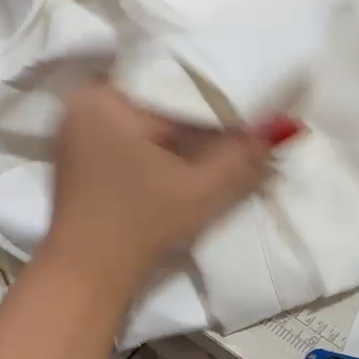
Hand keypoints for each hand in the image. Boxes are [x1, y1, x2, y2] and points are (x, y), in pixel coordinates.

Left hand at [40, 81, 289, 295]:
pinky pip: (123, 132)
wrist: (88, 274)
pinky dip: (152, 141)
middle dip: (195, 112)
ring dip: (175, 128)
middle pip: (155, 97)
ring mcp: (73, 128)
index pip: (174, 84)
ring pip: (140, 115)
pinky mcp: (75, 154)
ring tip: (214, 139)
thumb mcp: (200, 191)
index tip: (249, 109)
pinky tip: (177, 157)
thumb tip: (285, 124)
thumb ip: (242, 155)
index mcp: (107, 99)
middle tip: (237, 123)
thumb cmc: (143, 227)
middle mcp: (83, 102)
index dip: (216, 97)